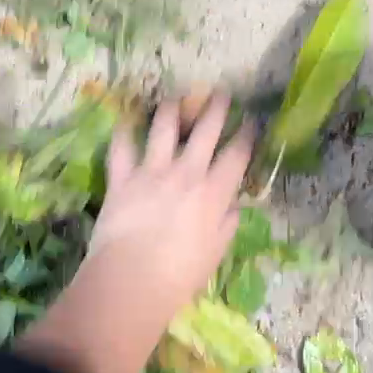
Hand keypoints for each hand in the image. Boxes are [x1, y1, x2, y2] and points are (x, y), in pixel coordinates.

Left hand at [90, 91, 252, 313]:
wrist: (131, 280)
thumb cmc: (179, 276)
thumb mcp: (215, 253)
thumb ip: (226, 224)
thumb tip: (233, 205)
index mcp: (214, 194)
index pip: (237, 155)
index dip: (247, 135)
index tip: (251, 120)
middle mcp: (186, 173)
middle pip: (205, 131)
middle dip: (216, 108)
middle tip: (221, 92)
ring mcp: (151, 172)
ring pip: (163, 128)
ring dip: (170, 109)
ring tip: (174, 98)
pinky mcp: (122, 177)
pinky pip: (121, 147)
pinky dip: (123, 133)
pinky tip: (125, 121)